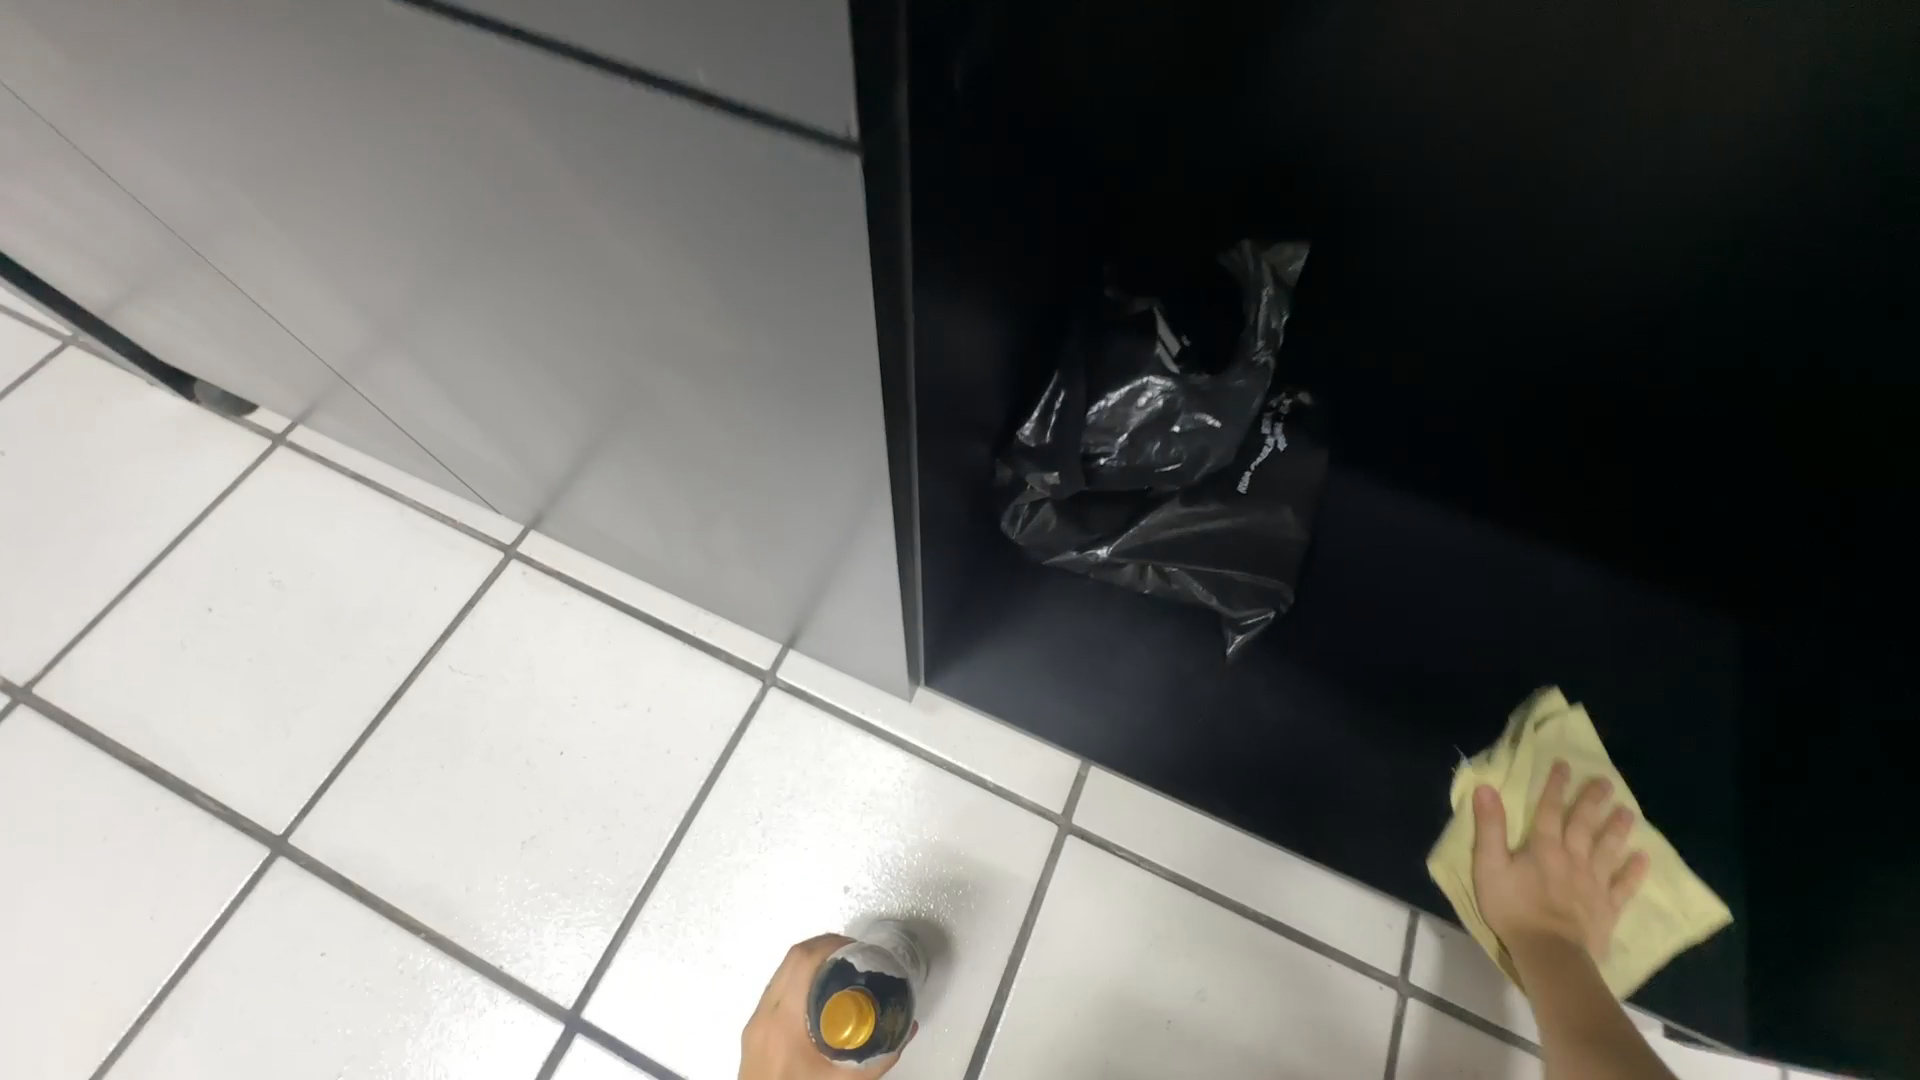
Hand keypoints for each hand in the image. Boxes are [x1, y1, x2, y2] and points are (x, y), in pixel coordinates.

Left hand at [741, 934, 906, 1079]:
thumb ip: (878, 1057)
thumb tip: (907, 1026)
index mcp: (783, 1023)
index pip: (803, 961)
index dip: (831, 944)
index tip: (857, 949)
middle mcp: (763, 1016)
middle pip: (791, 959)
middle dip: (824, 947)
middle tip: (854, 956)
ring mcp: (754, 1024)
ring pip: (781, 972)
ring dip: (809, 963)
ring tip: (840, 971)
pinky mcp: (752, 1033)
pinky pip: (775, 991)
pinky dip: (797, 981)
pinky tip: (818, 996)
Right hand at [1471, 760, 1650, 962]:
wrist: (1549, 953)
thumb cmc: (1512, 907)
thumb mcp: (1488, 864)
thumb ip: (1489, 827)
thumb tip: (1487, 788)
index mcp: (1543, 847)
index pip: (1550, 810)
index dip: (1556, 787)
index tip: (1565, 766)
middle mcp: (1573, 859)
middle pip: (1584, 825)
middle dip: (1593, 802)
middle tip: (1606, 782)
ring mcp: (1594, 884)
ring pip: (1608, 850)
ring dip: (1618, 830)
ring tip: (1628, 812)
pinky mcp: (1606, 908)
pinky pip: (1623, 885)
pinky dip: (1634, 871)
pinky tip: (1642, 859)